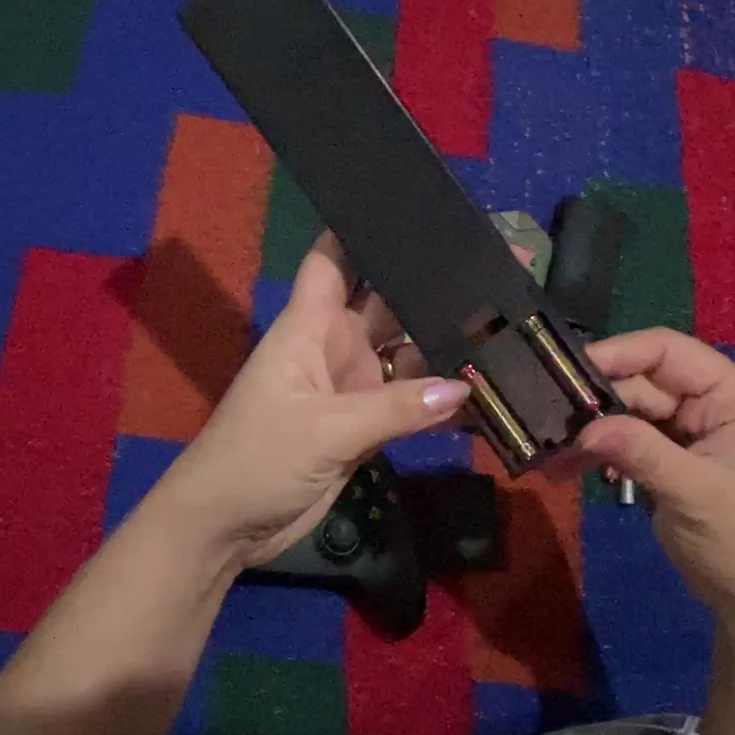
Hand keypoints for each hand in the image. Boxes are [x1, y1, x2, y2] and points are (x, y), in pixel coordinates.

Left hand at [149, 237, 471, 568]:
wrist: (227, 527)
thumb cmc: (256, 458)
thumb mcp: (325, 428)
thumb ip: (395, 408)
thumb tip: (464, 387)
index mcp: (310, 326)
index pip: (334, 259)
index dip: (364, 229)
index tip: (414, 207)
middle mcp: (335, 346)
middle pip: (387, 303)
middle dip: (431, 287)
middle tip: (496, 267)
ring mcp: (351, 388)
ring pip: (405, 354)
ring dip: (444, 345)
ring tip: (506, 325)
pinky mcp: (363, 428)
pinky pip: (409, 403)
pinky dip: (438, 401)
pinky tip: (484, 394)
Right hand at [573, 328, 734, 630]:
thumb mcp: (698, 495)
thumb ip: (644, 454)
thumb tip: (586, 429)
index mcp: (731, 394)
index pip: (666, 351)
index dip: (617, 354)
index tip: (568, 372)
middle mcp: (706, 401)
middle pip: (636, 381)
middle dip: (593, 402)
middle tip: (548, 425)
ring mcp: (683, 429)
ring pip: (621, 411)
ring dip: (587, 432)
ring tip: (550, 458)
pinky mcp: (662, 455)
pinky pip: (620, 439)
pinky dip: (594, 452)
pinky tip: (565, 470)